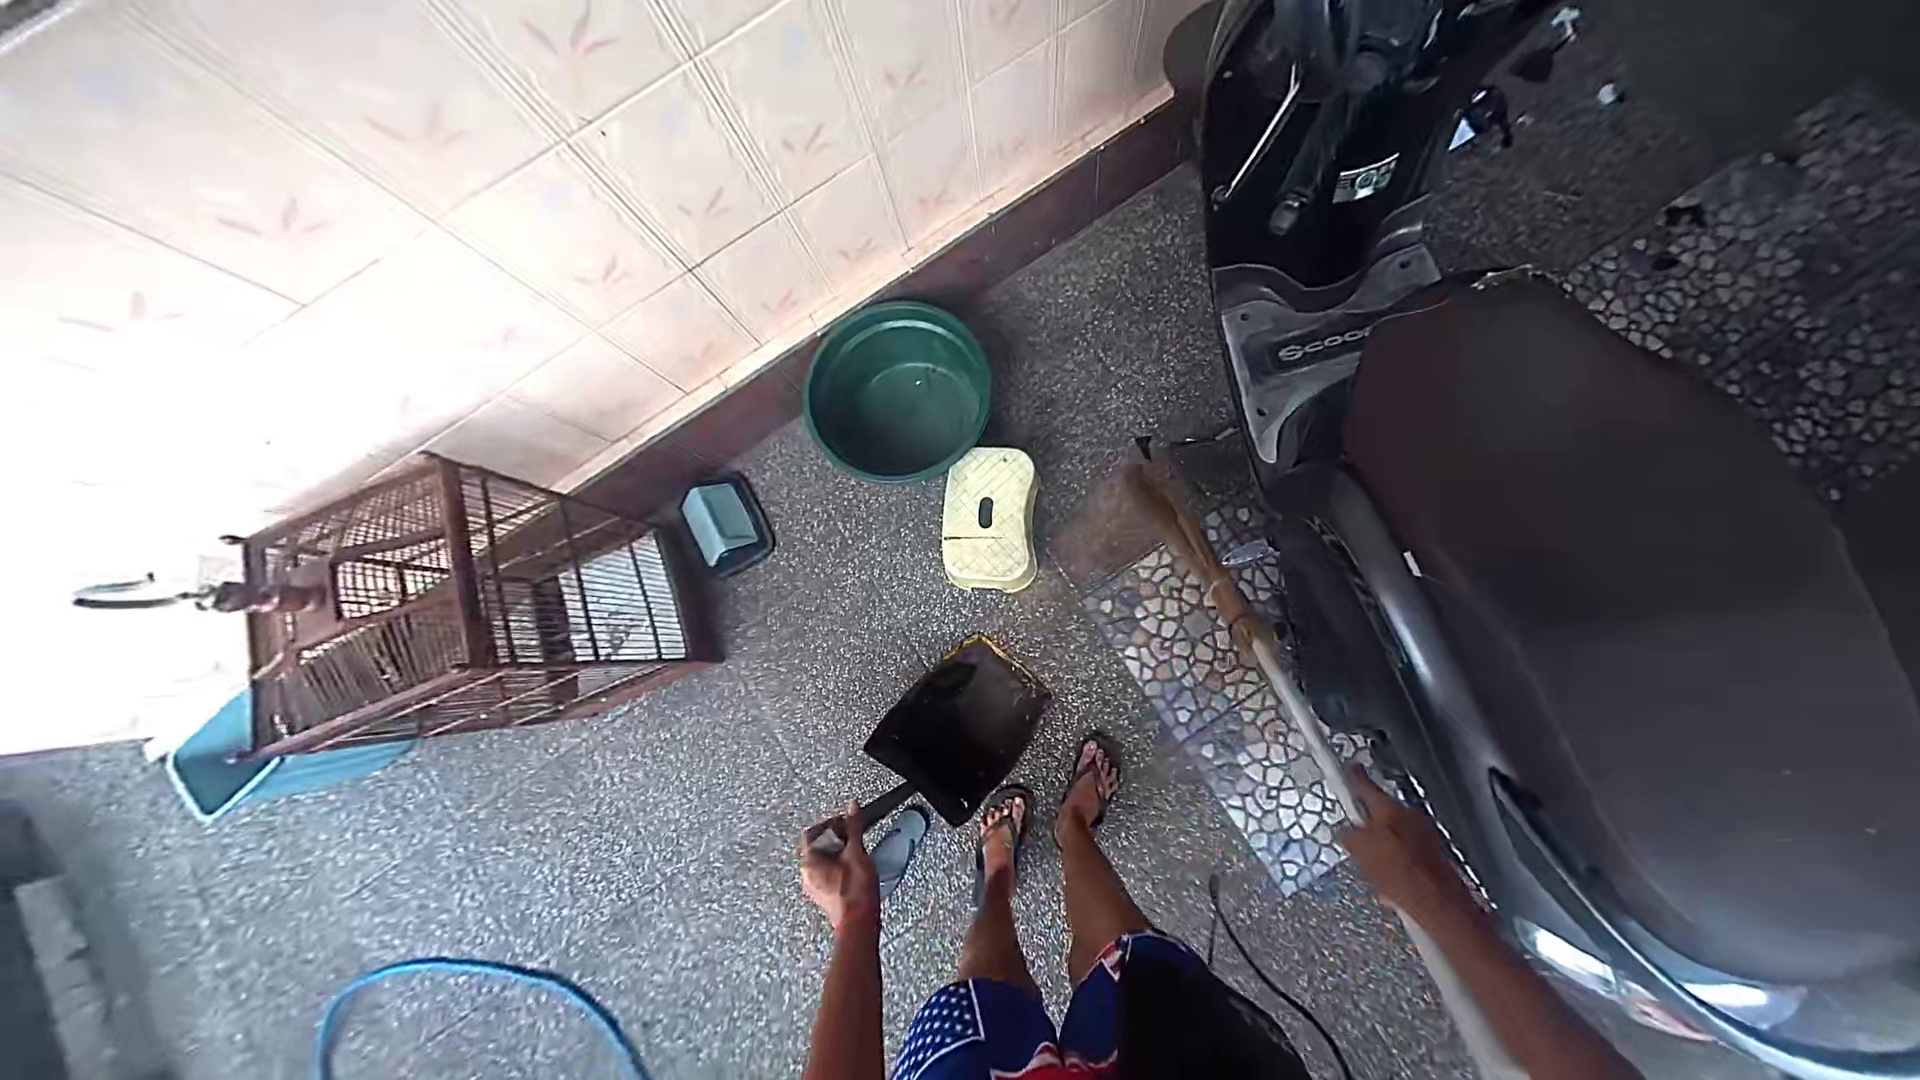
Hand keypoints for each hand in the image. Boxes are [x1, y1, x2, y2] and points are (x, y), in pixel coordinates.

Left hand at [800, 801, 878, 933]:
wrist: (860, 923)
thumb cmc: (855, 892)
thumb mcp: (856, 851)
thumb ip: (853, 826)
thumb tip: (852, 808)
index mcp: (809, 862)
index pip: (812, 832)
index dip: (829, 823)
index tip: (844, 821)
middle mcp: (807, 875)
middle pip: (817, 846)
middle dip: (835, 837)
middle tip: (851, 834)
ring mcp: (815, 887)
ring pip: (823, 860)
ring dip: (838, 851)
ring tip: (855, 850)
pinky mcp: (825, 895)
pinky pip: (828, 873)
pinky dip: (839, 865)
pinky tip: (854, 867)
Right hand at [1337, 765, 1472, 922]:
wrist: (1438, 908)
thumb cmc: (1402, 875)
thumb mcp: (1357, 848)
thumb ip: (1348, 833)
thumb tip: (1348, 832)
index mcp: (1389, 808)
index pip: (1364, 785)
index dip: (1353, 776)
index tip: (1351, 767)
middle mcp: (1410, 817)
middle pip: (1380, 812)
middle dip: (1367, 825)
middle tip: (1356, 839)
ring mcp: (1425, 836)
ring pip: (1394, 834)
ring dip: (1383, 846)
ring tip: (1375, 868)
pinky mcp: (1435, 857)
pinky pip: (1408, 852)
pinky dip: (1398, 863)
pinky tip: (1391, 882)